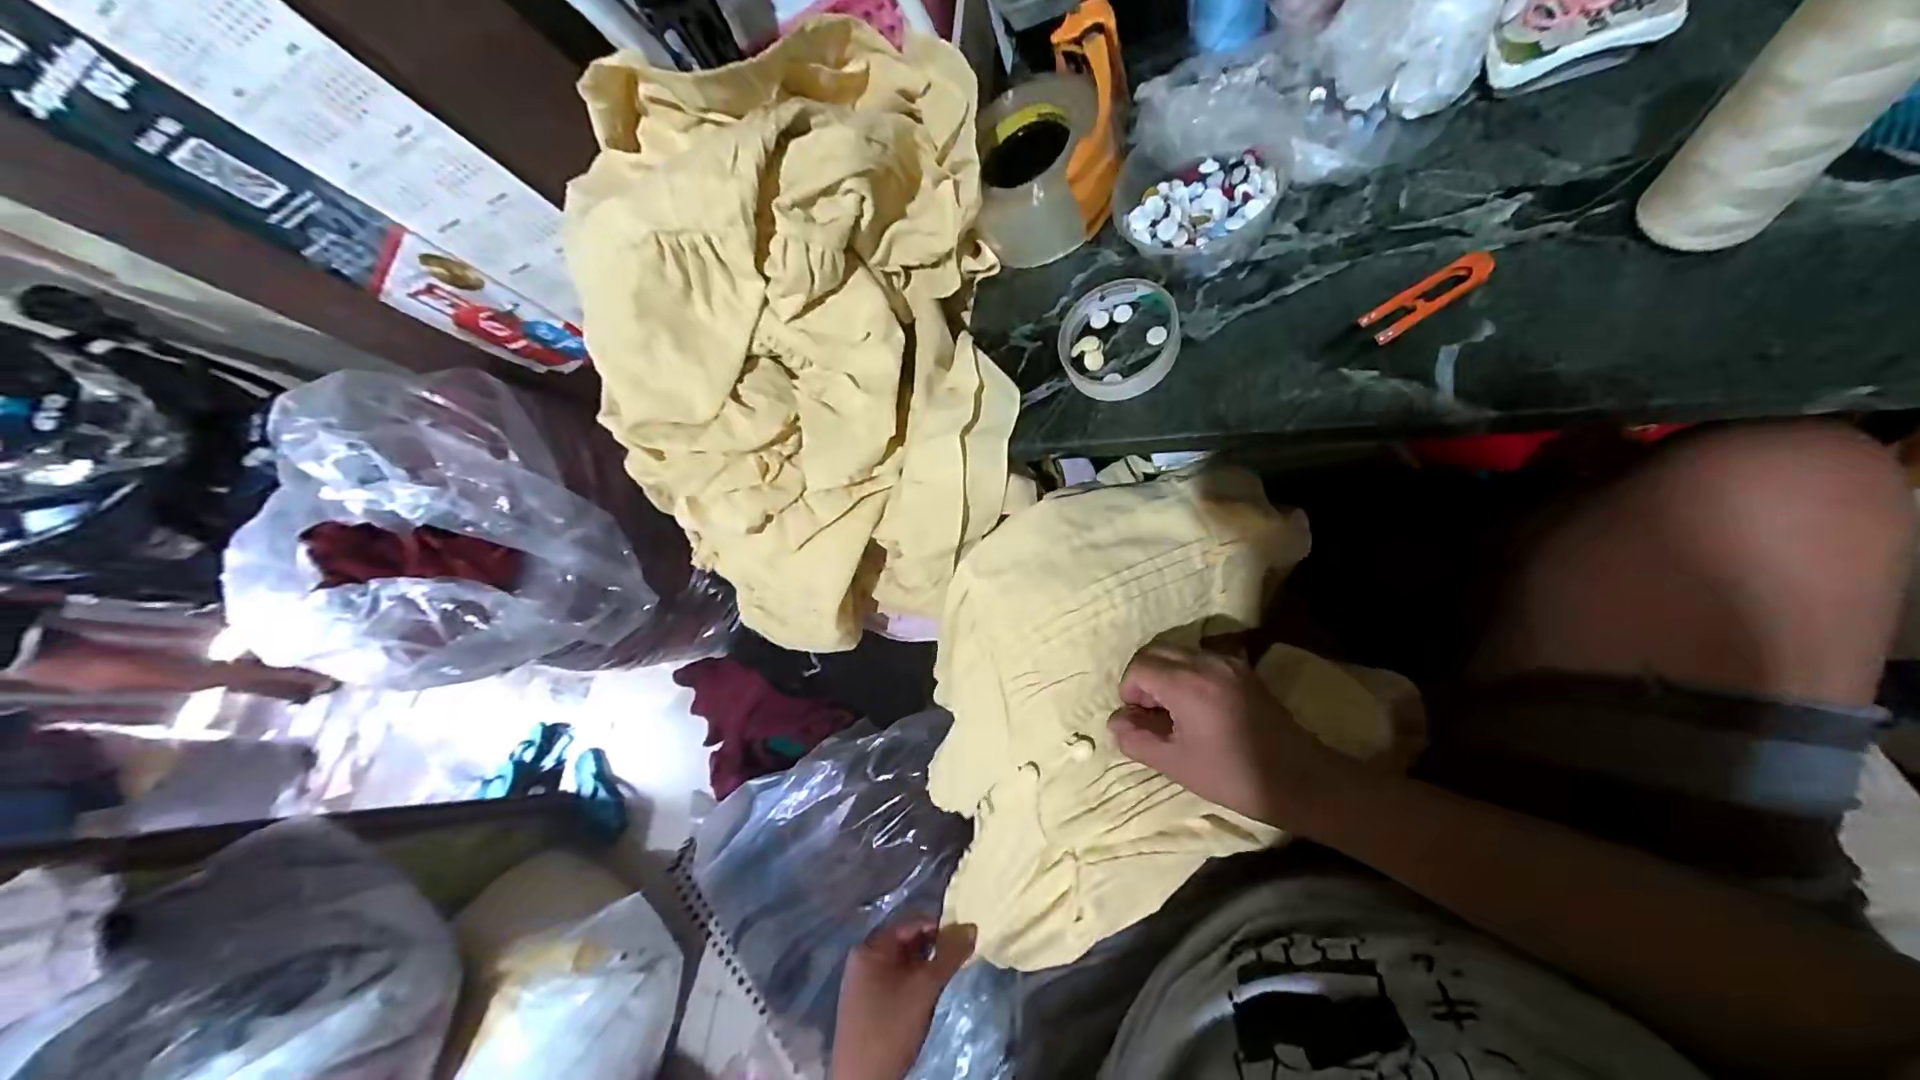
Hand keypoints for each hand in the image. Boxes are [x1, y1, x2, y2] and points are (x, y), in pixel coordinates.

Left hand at [830, 918, 974, 1079]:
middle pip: (904, 942)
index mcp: (870, 948)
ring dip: (925, 965)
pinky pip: (894, 980)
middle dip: (933, 946)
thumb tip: (971, 926)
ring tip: (947, 974)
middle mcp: (862, 959)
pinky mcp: (866, 1004)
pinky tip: (928, 993)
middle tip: (958, 956)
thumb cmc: (891, 1026)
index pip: (909, 923)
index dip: (938, 926)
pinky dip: (913, 981)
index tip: (963, 937)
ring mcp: (862, 983)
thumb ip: (949, 955)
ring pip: (901, 963)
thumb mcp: (925, 987)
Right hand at [1107, 643, 1359, 831]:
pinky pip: (1200, 658)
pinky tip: (1195, 706)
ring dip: (1164, 673)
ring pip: (1178, 651)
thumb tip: (1115, 722)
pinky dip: (1185, 673)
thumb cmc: (1233, 776)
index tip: (1138, 719)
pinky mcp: (1243, 670)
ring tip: (1172, 711)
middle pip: (1156, 650)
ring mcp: (1228, 663)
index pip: (1139, 667)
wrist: (1300, 779)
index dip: (1129, 691)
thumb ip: (1137, 739)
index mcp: (1188, 684)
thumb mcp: (1175, 764)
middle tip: (1150, 712)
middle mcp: (1207, 662)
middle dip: (1143, 677)